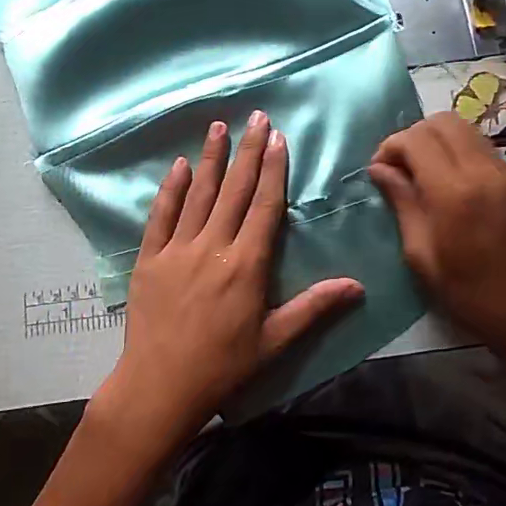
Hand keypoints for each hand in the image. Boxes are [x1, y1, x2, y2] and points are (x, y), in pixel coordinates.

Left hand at [94, 112, 363, 448]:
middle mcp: (212, 247)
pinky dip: (171, 189)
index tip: (277, 138)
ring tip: (219, 126)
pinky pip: (161, 216)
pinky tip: (180, 166)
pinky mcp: (149, 259)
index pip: (264, 205)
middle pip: (234, 190)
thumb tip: (357, 286)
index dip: (273, 170)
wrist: (159, 388)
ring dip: (212, 159)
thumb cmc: (223, 367)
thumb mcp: (274, 341)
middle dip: (248, 151)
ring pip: (199, 194)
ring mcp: (177, 250)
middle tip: (256, 116)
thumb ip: (313, 307)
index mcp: (246, 264)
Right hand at [369, 112, 505, 368]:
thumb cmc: (467, 293)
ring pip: (469, 131)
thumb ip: (401, 202)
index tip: (380, 169)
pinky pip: (488, 153)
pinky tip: (458, 188)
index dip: (391, 146)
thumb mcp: (420, 254)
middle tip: (403, 165)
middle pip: (444, 121)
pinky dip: (464, 156)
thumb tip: (380, 170)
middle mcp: (485, 172)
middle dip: (416, 135)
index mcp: (454, 192)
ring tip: (427, 173)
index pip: (417, 139)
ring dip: (441, 142)